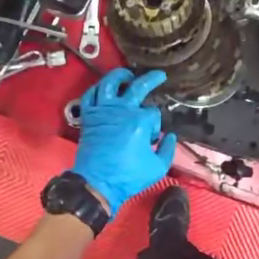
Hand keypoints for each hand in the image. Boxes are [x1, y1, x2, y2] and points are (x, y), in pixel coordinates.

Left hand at [70, 68, 177, 210]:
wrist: (97, 183)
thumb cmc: (129, 176)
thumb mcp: (158, 167)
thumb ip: (168, 149)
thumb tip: (169, 136)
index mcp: (140, 122)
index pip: (153, 113)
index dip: (155, 124)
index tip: (152, 137)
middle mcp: (122, 110)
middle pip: (138, 86)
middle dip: (151, 79)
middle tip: (159, 75)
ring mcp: (103, 111)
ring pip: (109, 83)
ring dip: (120, 76)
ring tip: (127, 75)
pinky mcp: (89, 116)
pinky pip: (90, 95)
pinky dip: (97, 89)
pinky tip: (104, 89)